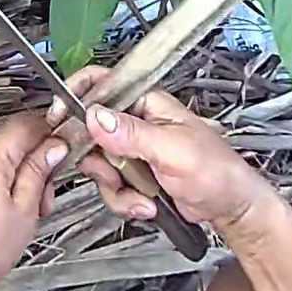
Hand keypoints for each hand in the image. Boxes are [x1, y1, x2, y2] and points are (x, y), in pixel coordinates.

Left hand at [0, 111, 68, 290]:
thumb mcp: (24, 211)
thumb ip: (40, 171)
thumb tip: (54, 148)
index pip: (30, 123)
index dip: (52, 136)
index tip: (64, 151)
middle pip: (15, 140)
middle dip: (34, 165)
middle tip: (42, 198)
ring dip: (16, 176)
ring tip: (19, 213)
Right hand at [55, 66, 275, 233]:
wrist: (231, 208)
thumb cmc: (217, 170)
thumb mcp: (172, 150)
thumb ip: (132, 133)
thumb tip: (95, 116)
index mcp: (145, 102)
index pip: (100, 83)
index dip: (75, 97)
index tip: (60, 120)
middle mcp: (136, 121)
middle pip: (90, 130)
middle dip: (99, 161)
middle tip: (113, 172)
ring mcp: (134, 148)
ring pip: (98, 163)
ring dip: (115, 187)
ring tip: (142, 195)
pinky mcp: (135, 172)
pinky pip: (110, 185)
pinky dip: (123, 200)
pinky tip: (146, 203)